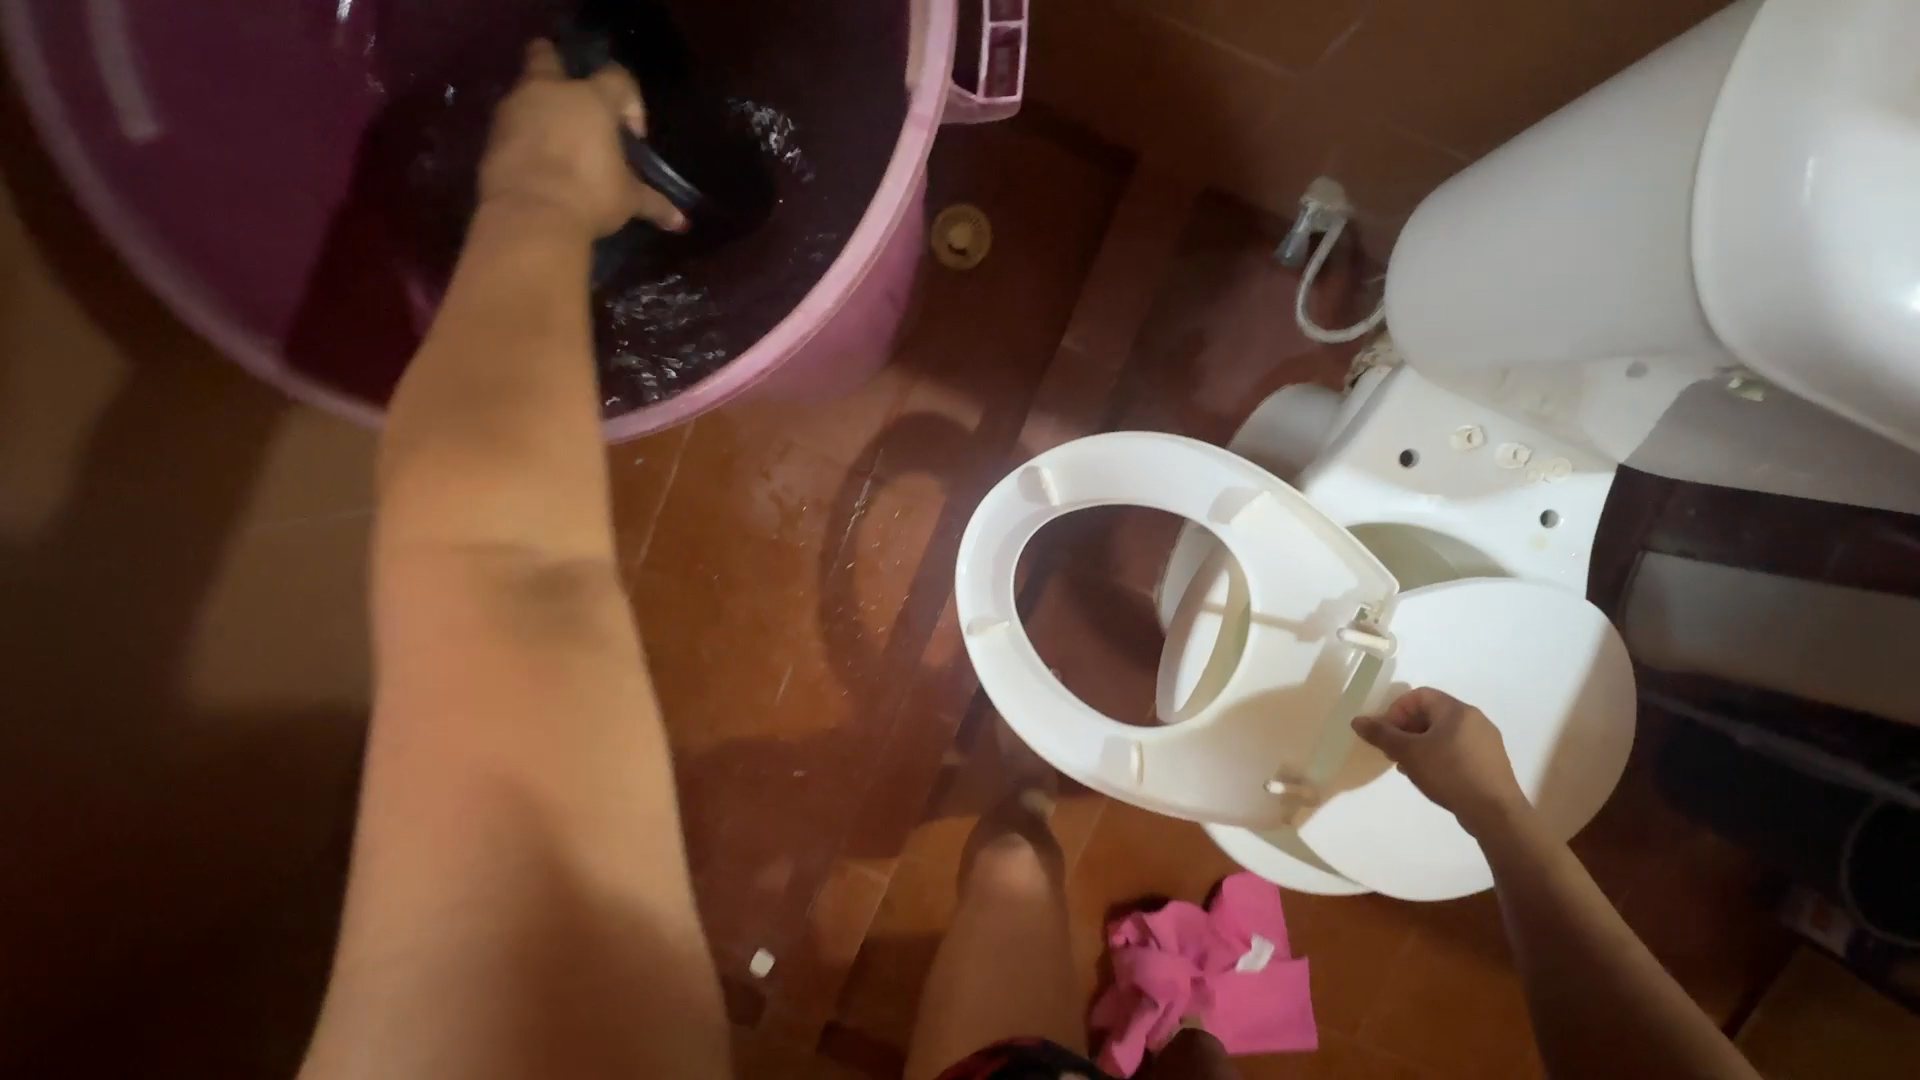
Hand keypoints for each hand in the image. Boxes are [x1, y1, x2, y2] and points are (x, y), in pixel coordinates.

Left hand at [478, 40, 686, 238]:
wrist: (531, 214)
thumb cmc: (590, 196)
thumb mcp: (629, 200)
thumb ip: (654, 203)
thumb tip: (681, 222)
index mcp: (591, 100)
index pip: (618, 78)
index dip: (630, 103)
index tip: (632, 137)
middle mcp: (550, 91)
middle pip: (548, 56)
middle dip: (560, 70)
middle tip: (576, 107)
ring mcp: (515, 108)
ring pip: (528, 91)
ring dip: (543, 110)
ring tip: (561, 148)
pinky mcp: (493, 133)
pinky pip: (513, 124)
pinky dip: (525, 137)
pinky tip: (541, 166)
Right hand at [1352, 687, 1529, 835]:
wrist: (1496, 813)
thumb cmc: (1449, 774)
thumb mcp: (1408, 753)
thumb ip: (1381, 734)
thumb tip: (1357, 720)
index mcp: (1457, 711)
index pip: (1419, 696)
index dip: (1396, 711)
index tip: (1387, 735)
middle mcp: (1475, 719)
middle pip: (1430, 714)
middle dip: (1406, 730)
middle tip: (1393, 752)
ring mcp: (1487, 741)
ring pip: (1443, 733)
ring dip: (1420, 745)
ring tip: (1409, 767)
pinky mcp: (1491, 762)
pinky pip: (1458, 749)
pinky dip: (1439, 756)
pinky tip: (1432, 777)